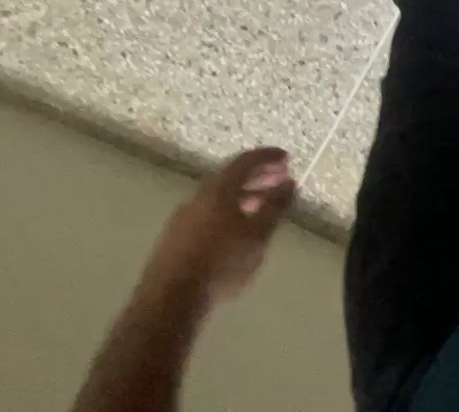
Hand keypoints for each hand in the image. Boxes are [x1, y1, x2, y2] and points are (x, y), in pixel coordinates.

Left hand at [142, 148, 296, 305]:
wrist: (169, 302)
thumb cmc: (222, 262)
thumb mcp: (258, 234)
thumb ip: (275, 205)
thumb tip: (288, 182)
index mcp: (218, 190)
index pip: (245, 161)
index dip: (267, 157)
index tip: (286, 159)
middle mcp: (197, 198)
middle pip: (230, 179)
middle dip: (257, 178)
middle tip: (278, 182)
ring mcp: (182, 220)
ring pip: (217, 199)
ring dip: (242, 198)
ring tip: (261, 209)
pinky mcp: (173, 242)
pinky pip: (206, 216)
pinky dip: (227, 214)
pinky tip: (236, 233)